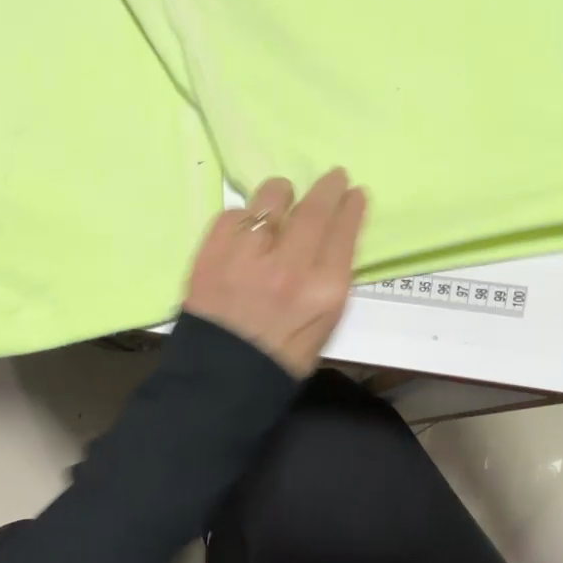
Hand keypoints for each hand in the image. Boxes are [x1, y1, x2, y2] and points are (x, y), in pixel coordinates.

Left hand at [184, 169, 367, 376]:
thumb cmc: (277, 363)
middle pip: (315, 208)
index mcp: (324, 292)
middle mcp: (290, 267)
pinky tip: (244, 231)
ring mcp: (247, 258)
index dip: (350, 206)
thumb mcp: (322, 330)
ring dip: (280, 195)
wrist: (219, 384)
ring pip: (270, 199)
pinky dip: (241, 219)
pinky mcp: (211, 256)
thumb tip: (328, 243)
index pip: (344, 230)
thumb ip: (327, 284)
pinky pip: (231, 216)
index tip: (351, 193)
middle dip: (327, 188)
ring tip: (280, 201)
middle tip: (331, 179)